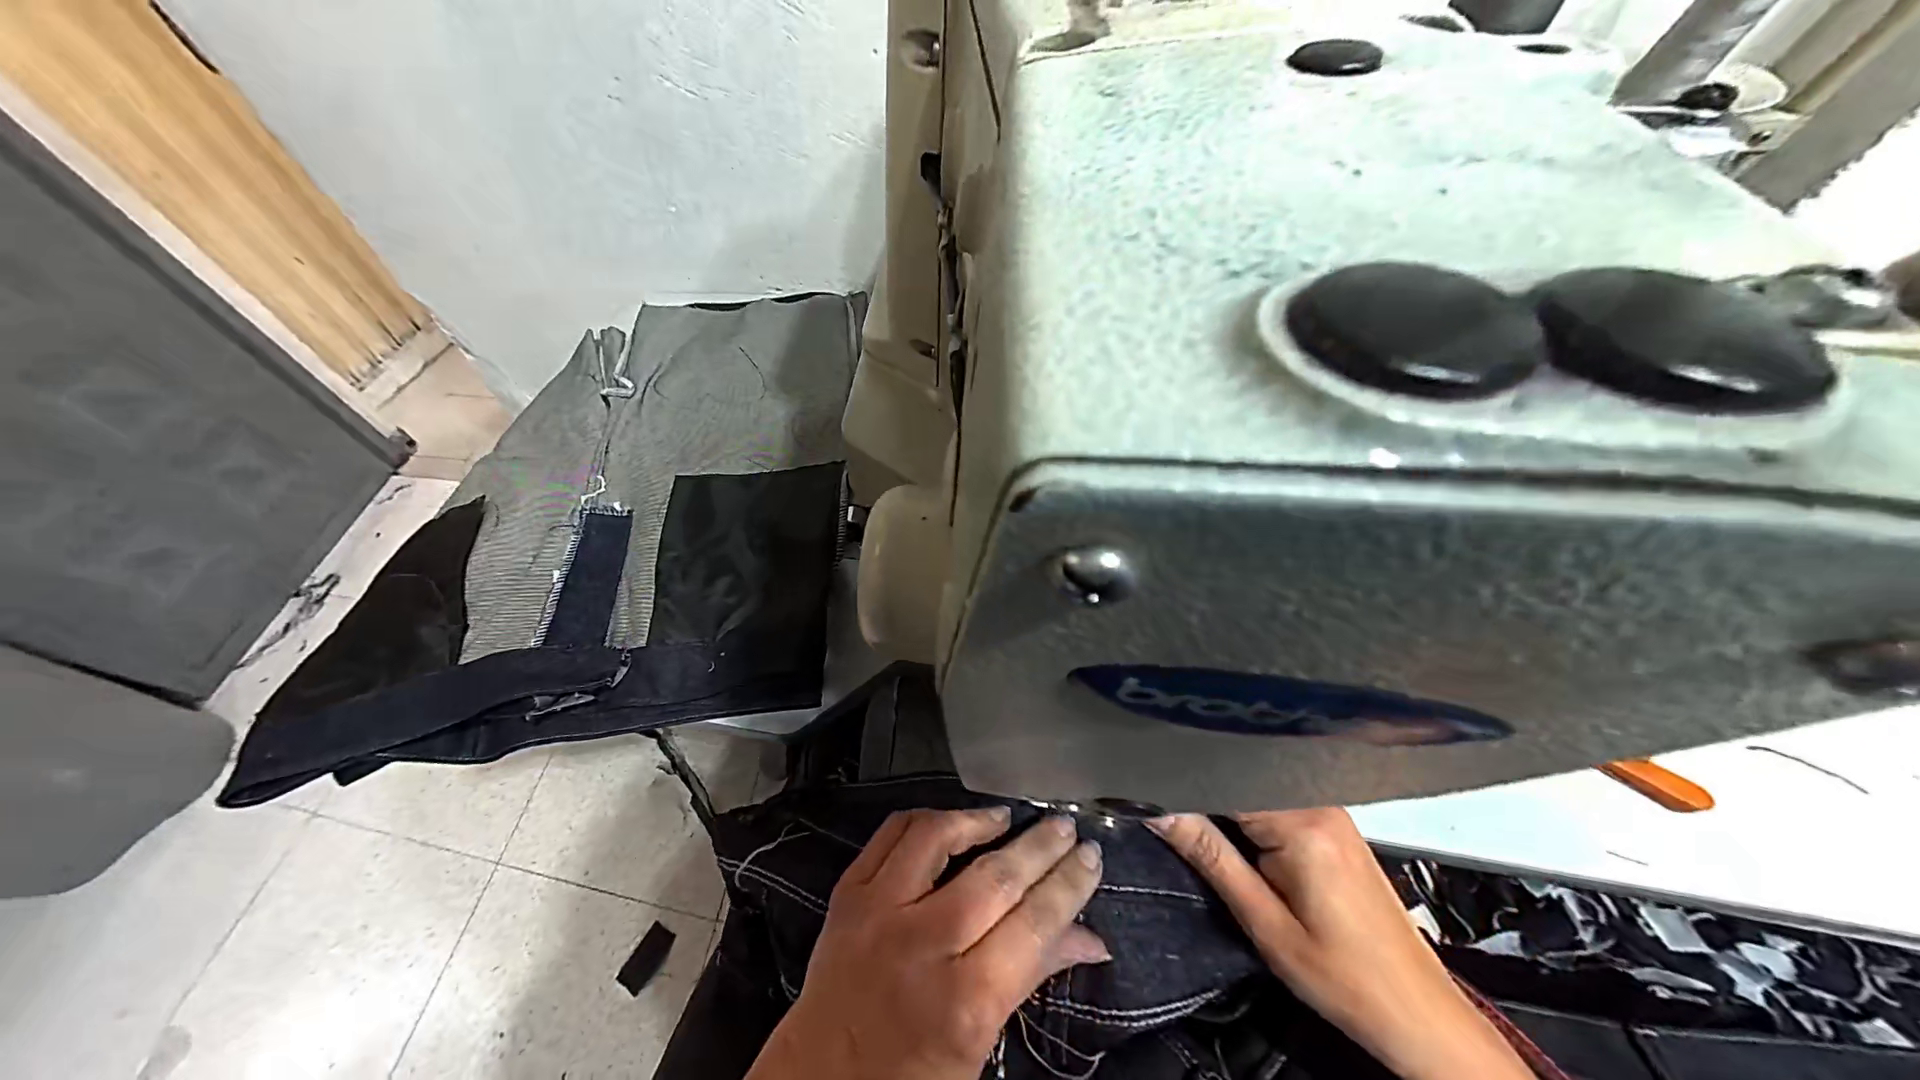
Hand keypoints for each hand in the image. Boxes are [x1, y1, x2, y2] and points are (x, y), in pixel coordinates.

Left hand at [746, 807, 1108, 1079]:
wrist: (820, 1077)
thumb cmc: (912, 1073)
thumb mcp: (981, 1041)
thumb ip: (1032, 978)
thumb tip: (1091, 938)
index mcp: (964, 1000)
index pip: (1033, 924)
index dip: (1069, 885)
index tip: (1092, 857)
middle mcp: (920, 945)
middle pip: (995, 878)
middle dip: (1040, 847)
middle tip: (1067, 826)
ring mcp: (877, 912)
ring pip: (937, 840)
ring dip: (979, 820)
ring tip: (1009, 815)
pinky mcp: (847, 894)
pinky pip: (889, 834)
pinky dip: (925, 818)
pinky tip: (951, 819)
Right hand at [1148, 809, 1532, 1079]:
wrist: (1420, 1014)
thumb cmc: (1347, 979)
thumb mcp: (1264, 922)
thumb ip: (1210, 857)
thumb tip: (1161, 812)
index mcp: (1303, 824)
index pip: (1222, 780)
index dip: (1183, 787)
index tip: (1150, 798)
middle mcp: (1321, 805)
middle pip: (1239, 780)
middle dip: (1202, 798)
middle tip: (1173, 823)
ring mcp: (1332, 813)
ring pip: (1255, 791)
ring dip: (1226, 810)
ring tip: (1206, 837)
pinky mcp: (1334, 826)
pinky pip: (1277, 805)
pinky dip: (1249, 820)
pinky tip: (1240, 845)